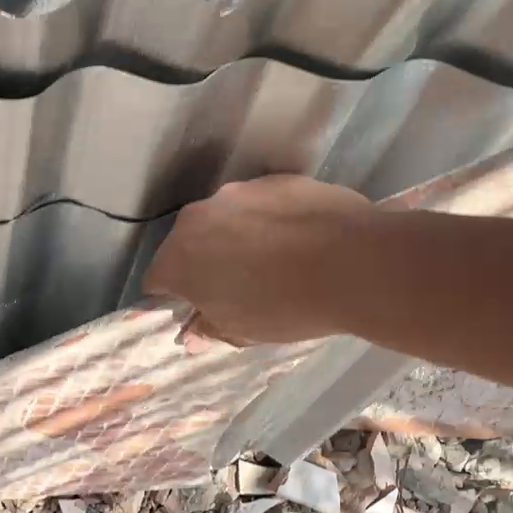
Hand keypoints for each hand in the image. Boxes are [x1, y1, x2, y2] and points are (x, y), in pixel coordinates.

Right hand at [144, 175, 374, 343]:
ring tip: (275, 258)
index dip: (174, 296)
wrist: (355, 263)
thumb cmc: (284, 306)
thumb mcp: (241, 331)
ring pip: (226, 219)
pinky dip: (272, 219)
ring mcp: (239, 192)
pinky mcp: (278, 179)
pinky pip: (263, 204)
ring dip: (237, 236)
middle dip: (204, 261)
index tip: (199, 307)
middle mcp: (197, 217)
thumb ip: (208, 327)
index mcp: (177, 259)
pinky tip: (301, 239)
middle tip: (237, 284)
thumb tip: (192, 333)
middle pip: (188, 243)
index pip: (157, 279)